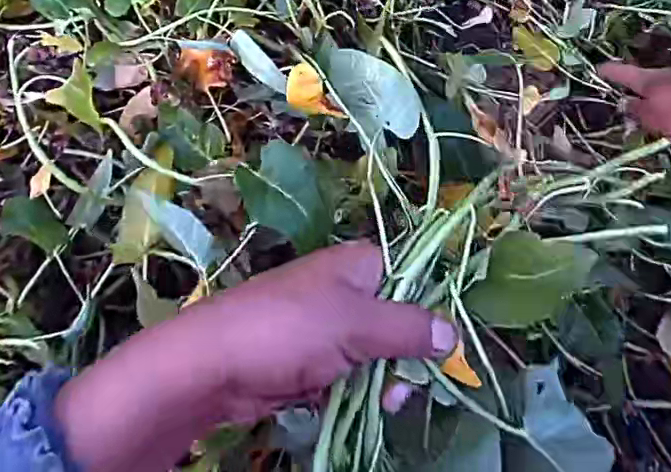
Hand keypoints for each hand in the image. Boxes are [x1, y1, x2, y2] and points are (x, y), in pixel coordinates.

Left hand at [54, 242, 454, 471]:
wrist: (218, 361)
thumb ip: (407, 328)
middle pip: (398, 319)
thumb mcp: (357, 324)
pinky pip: (352, 373)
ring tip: (379, 402)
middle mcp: (348, 287)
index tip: (440, 347)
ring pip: (377, 352)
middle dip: (405, 356)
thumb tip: (453, 332)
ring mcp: (329, 323)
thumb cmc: (291, 327)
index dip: (429, 308)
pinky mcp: (314, 356)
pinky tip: (355, 406)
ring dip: (382, 380)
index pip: (413, 274)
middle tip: (400, 386)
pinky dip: (357, 390)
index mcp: (360, 263)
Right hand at [597, 63, 670, 160]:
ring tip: (665, 117)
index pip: (626, 73)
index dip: (612, 73)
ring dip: (670, 101)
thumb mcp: (657, 118)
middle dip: (644, 89)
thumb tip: (625, 104)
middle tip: (633, 99)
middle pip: (654, 80)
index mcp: (655, 79)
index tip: (598, 68)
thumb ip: (639, 112)